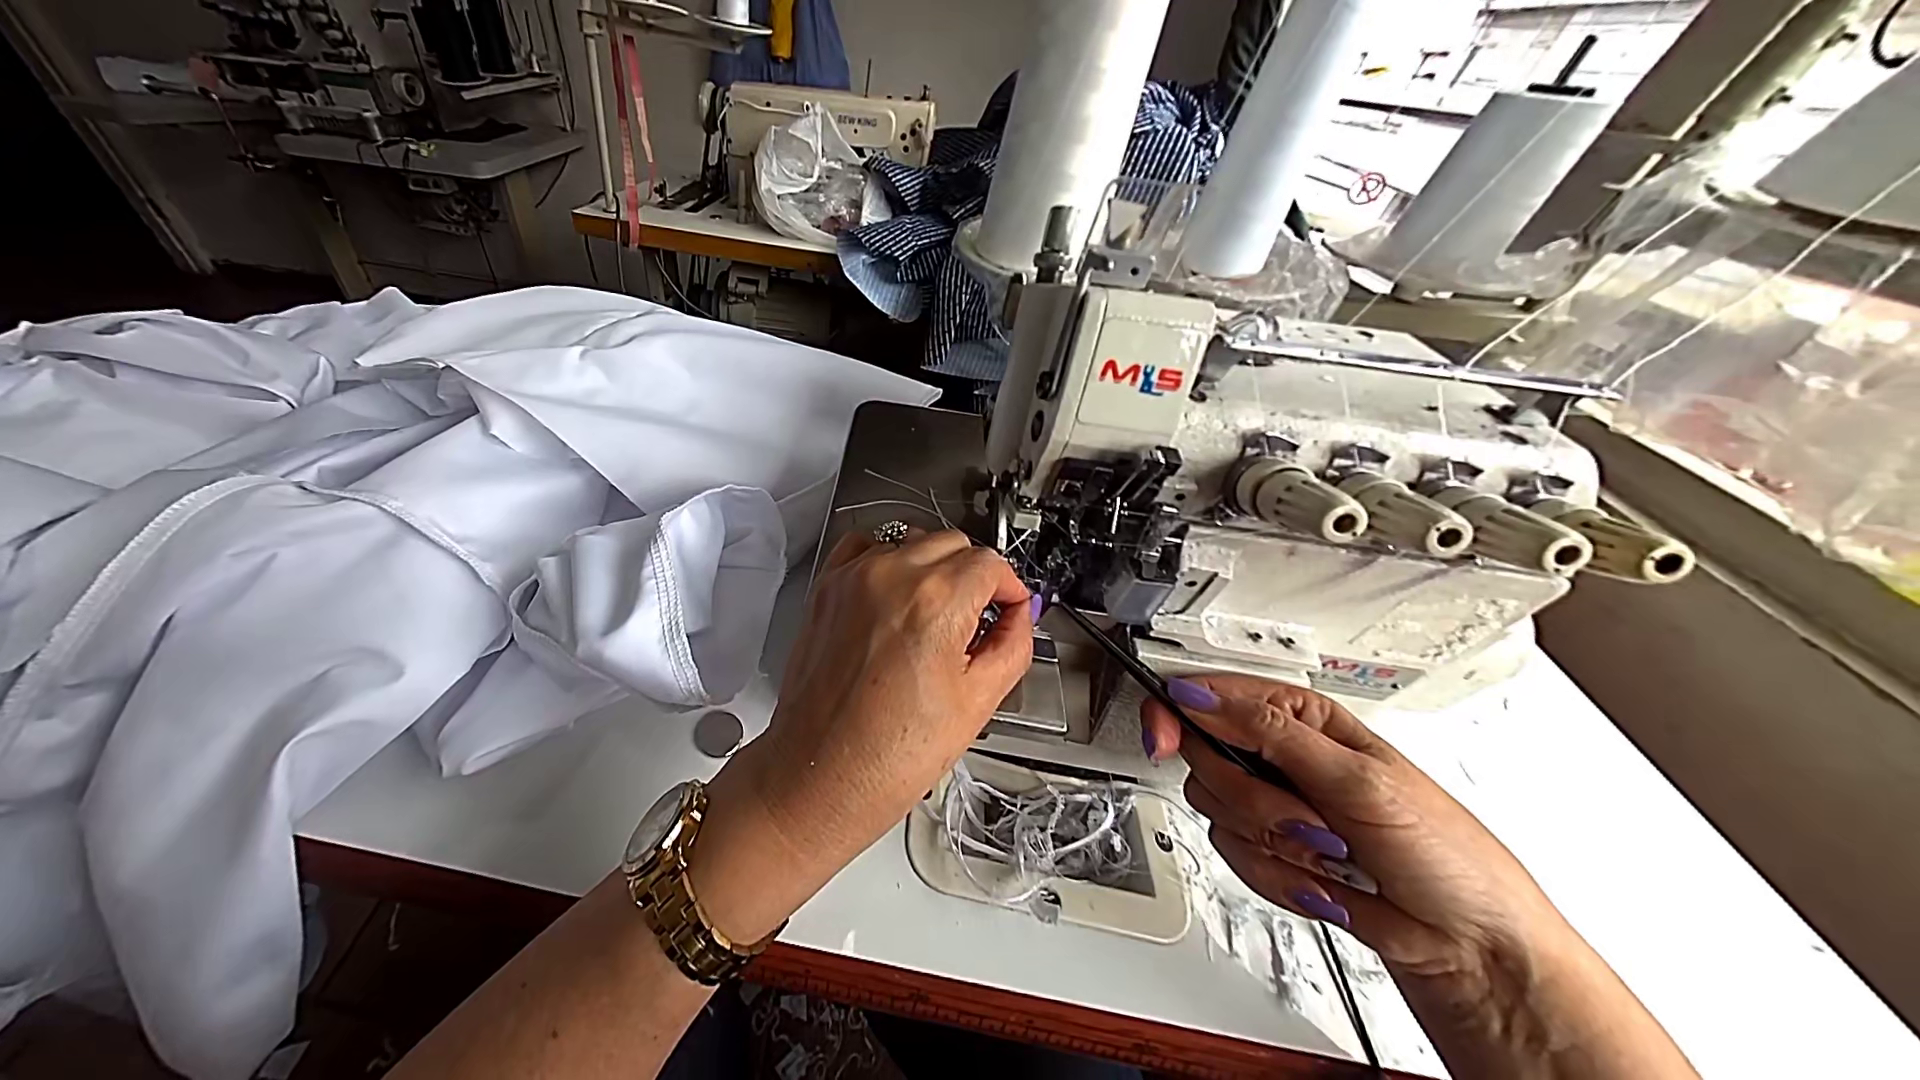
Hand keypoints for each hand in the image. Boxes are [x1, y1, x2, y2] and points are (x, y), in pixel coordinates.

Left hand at [692, 528, 1033, 938]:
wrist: (819, 776)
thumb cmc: (885, 756)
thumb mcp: (979, 702)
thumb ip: (1013, 644)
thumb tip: (1018, 616)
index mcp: (935, 603)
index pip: (991, 564)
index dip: (1009, 588)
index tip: (1008, 606)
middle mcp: (891, 579)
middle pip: (955, 545)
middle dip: (976, 577)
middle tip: (978, 616)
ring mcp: (854, 579)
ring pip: (915, 541)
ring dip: (935, 567)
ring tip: (937, 616)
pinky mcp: (828, 589)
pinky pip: (868, 547)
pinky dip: (890, 560)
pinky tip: (899, 597)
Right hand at [1141, 675, 1569, 982]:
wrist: (1465, 942)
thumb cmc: (1442, 851)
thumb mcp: (1357, 778)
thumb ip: (1270, 732)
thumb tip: (1204, 696)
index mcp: (1299, 717)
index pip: (1211, 696)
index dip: (1177, 710)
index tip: (1162, 735)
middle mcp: (1277, 753)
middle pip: (1203, 756)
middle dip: (1250, 796)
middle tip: (1301, 812)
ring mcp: (1270, 801)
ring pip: (1214, 808)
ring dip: (1270, 839)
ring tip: (1326, 849)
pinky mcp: (1268, 845)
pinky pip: (1232, 852)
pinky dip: (1276, 873)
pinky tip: (1320, 877)